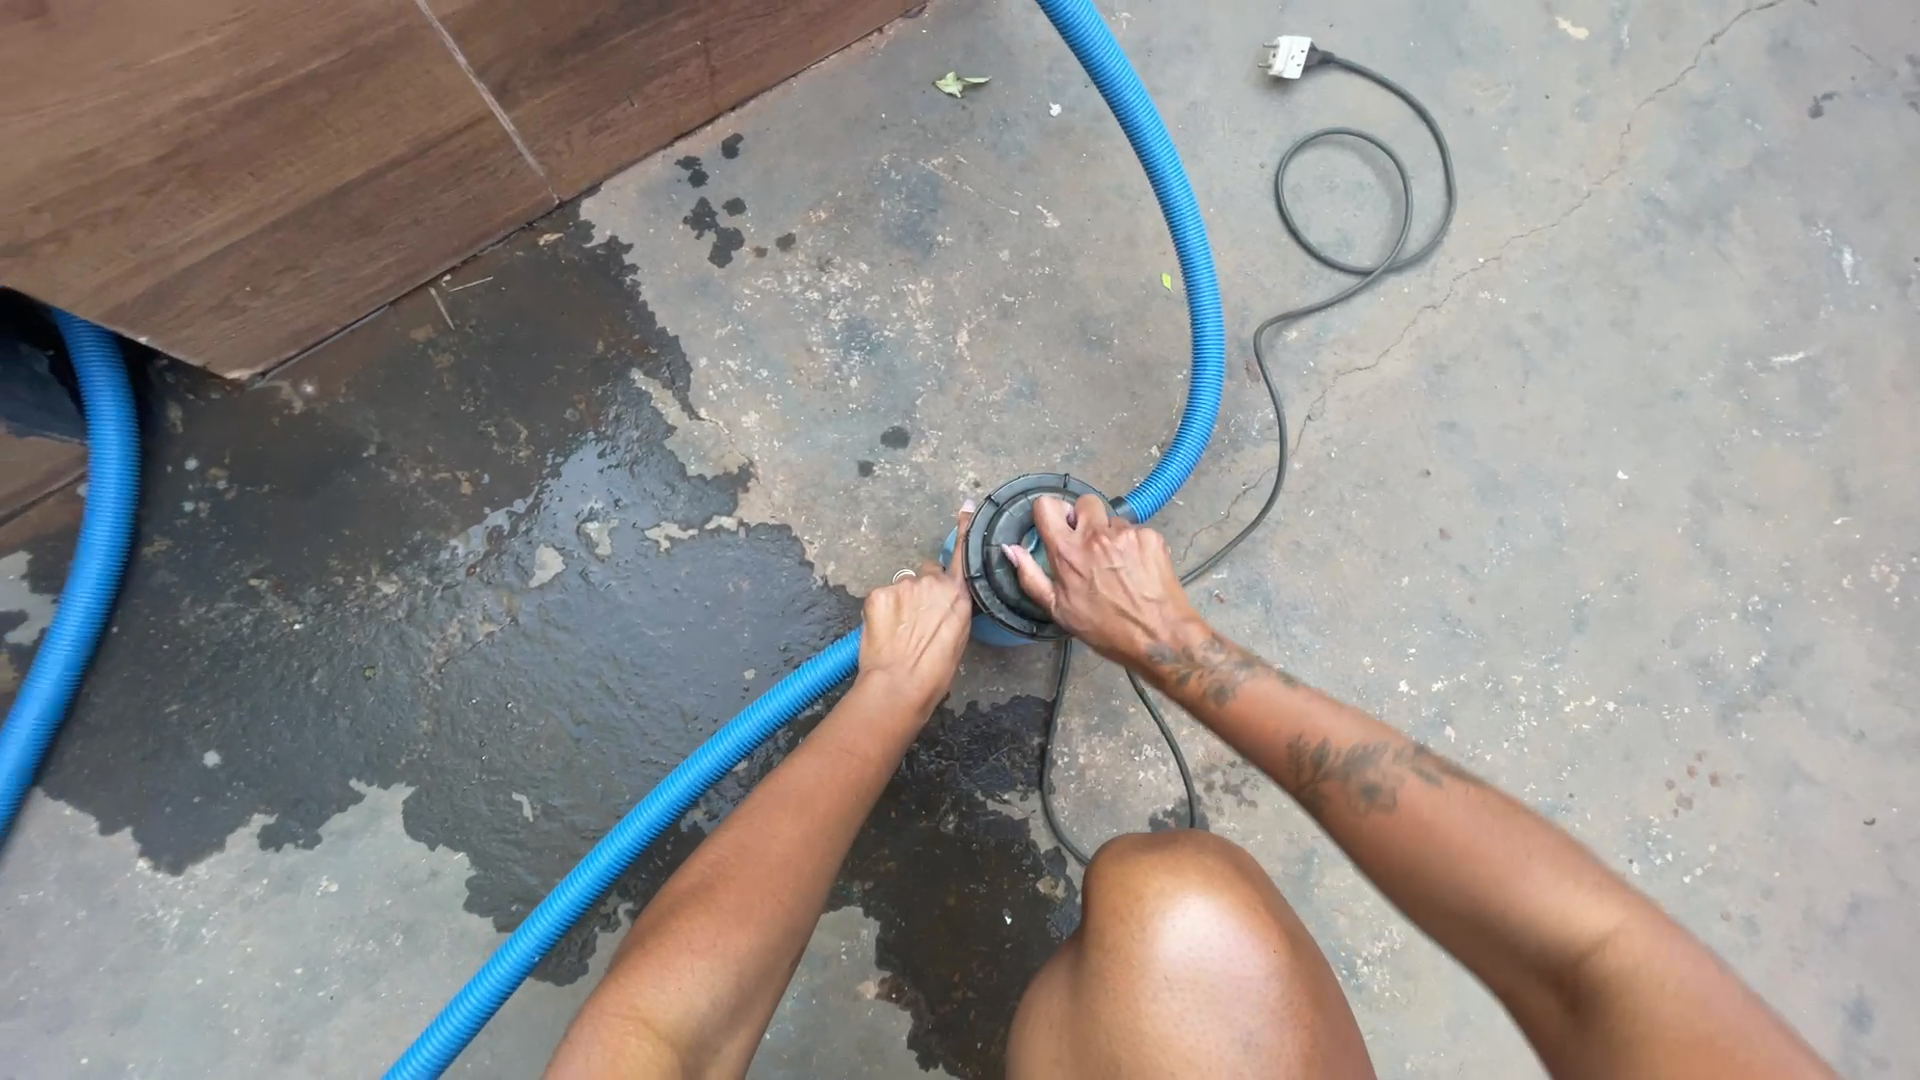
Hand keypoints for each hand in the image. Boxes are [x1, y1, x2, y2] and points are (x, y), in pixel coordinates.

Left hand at [856, 502, 977, 710]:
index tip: (965, 507)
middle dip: (921, 591)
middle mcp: (933, 583)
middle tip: (916, 621)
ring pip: (902, 587)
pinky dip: (881, 611)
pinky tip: (885, 631)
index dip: (964, 529)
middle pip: (926, 574)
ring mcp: (904, 585)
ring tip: (899, 632)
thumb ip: (953, 612)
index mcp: (959, 595)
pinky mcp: (879, 592)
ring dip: (900, 603)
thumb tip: (942, 608)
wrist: (900, 685)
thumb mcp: (958, 640)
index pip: (962, 553)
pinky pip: (881, 596)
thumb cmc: (934, 674)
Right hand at [1003, 495, 1207, 668]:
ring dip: (1111, 535)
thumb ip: (1030, 576)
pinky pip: (1136, 531)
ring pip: (1112, 519)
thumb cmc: (1107, 629)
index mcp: (1067, 552)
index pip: (1047, 505)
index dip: (1051, 512)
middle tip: (1090, 544)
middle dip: (1085, 518)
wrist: (1159, 637)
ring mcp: (1125, 534)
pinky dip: (1135, 545)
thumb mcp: (1059, 610)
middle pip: (1084, 502)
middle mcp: (1095, 536)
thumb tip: (1011, 550)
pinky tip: (1137, 569)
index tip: (1057, 526)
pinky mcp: (1150, 537)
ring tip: (1117, 565)